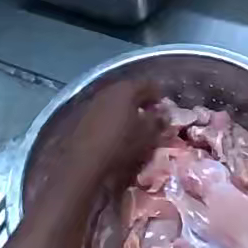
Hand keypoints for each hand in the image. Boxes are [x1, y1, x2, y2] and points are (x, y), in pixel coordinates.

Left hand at [42, 77, 160, 206]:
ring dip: (126, 109)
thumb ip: (158, 120)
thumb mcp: (147, 135)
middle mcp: (108, 90)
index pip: (148, 84)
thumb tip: (164, 112)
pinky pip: (104, 111)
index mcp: (126, 89)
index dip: (159, 94)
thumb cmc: (121, 145)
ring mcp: (93, 102)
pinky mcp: (83, 116)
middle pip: (130, 90)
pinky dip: (113, 117)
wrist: (84, 163)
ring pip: (116, 101)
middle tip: (151, 114)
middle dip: (142, 101)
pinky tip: (117, 131)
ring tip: (135, 124)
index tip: (165, 106)